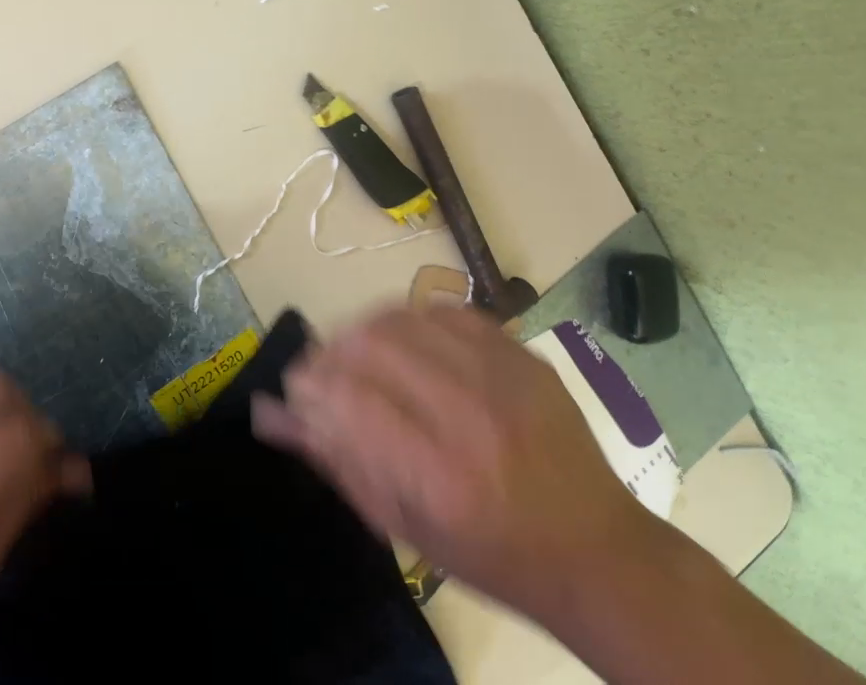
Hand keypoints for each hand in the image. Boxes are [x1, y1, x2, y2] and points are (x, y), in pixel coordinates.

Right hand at [251, 306, 656, 616]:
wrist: (596, 552)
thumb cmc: (485, 552)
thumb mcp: (400, 523)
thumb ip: (332, 457)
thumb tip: (268, 411)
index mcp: (436, 475)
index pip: (347, 398)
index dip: (308, 384)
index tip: (298, 390)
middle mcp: (470, 419)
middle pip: (371, 346)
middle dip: (330, 353)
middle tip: (326, 373)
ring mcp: (504, 382)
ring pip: (405, 319)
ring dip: (364, 330)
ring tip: (360, 355)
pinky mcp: (525, 360)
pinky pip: (448, 313)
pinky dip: (412, 320)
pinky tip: (406, 344)